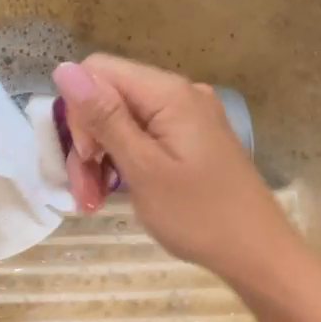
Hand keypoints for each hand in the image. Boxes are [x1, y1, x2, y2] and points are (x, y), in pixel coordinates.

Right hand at [52, 54, 295, 284]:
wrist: (256, 252)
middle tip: (85, 192)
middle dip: (87, 142)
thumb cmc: (198, 215)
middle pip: (108, 98)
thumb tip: (64, 70)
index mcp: (168, 94)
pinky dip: (123, 164)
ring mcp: (187, 118)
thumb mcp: (143, 168)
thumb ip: (105, 118)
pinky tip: (113, 195)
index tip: (86, 156)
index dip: (79, 110)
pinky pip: (143, 139)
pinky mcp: (190, 141)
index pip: (98, 71)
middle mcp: (178, 95)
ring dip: (100, 160)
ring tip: (94, 202)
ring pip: (121, 123)